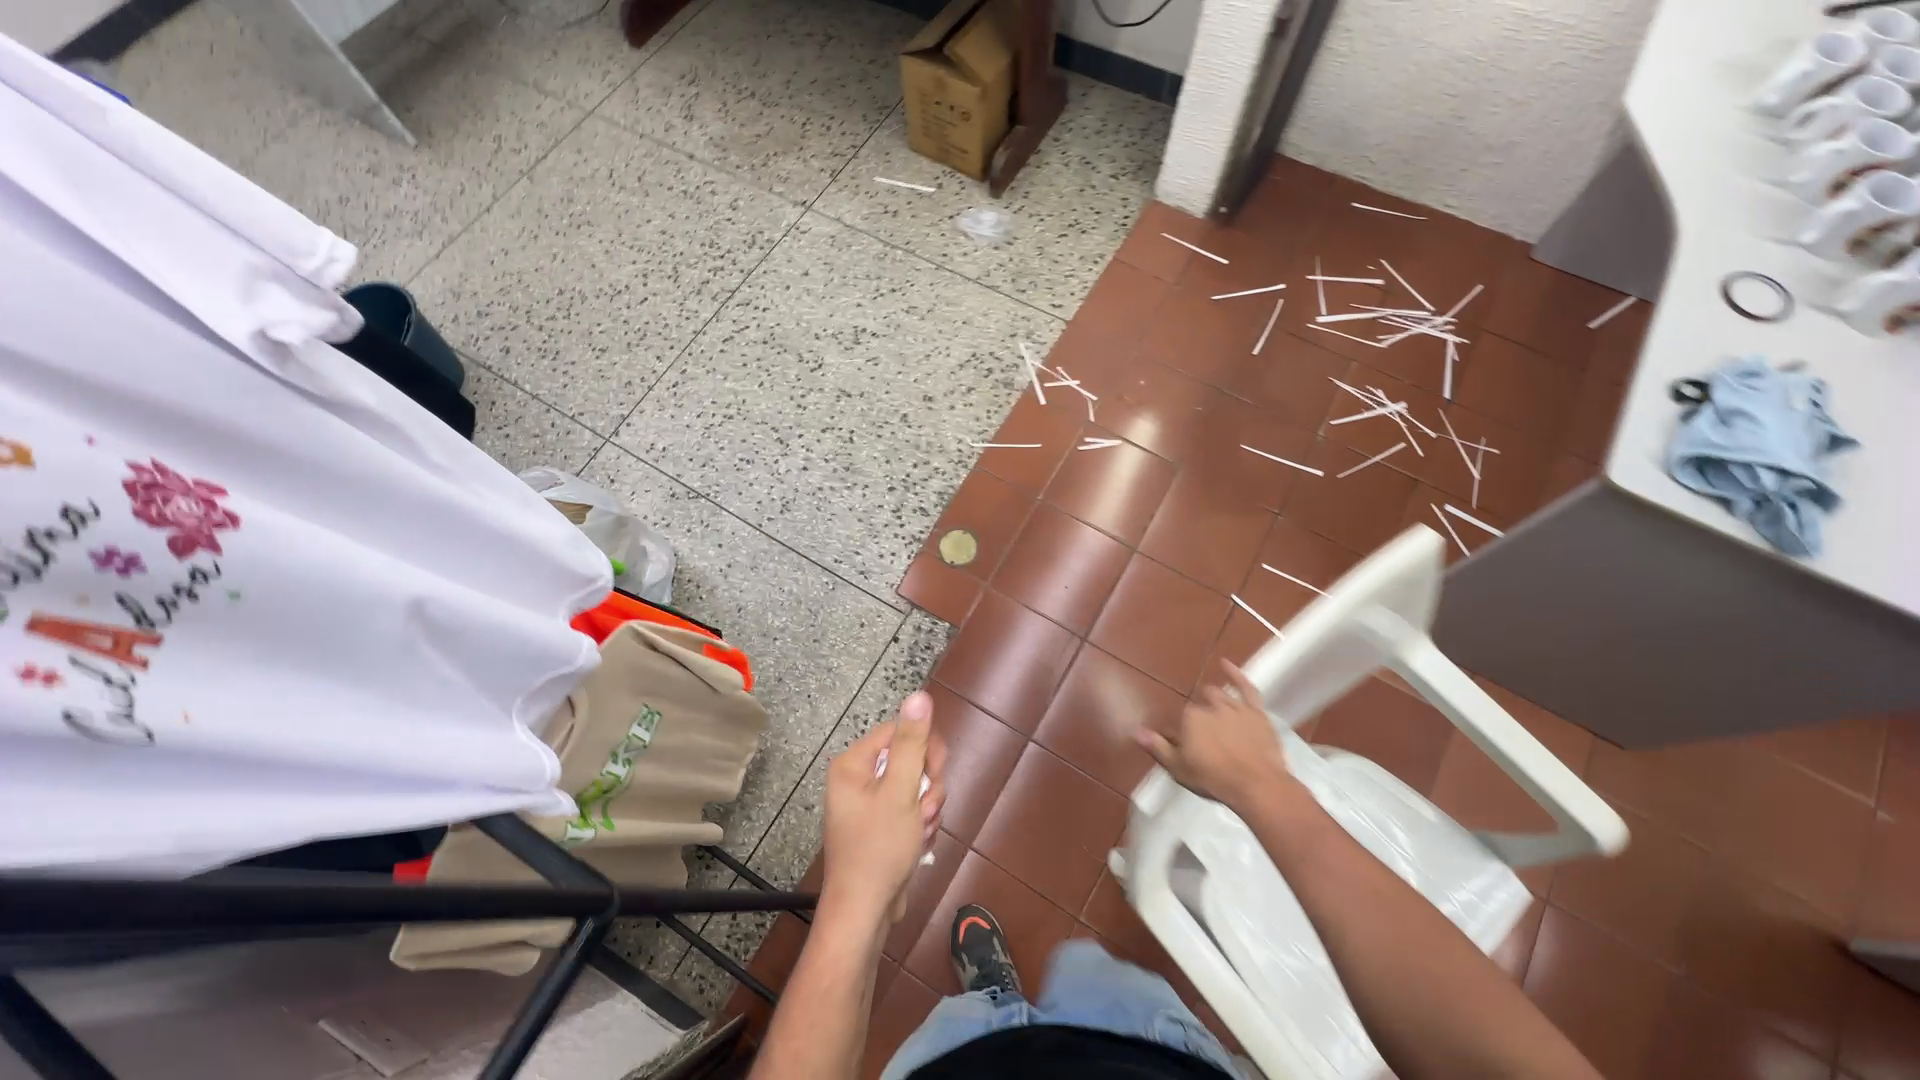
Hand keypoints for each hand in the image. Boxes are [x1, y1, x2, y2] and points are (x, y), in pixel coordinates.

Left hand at [821, 691, 946, 924]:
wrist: (865, 910)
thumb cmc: (879, 849)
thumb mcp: (900, 792)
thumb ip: (912, 744)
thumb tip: (919, 696)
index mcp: (854, 764)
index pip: (899, 732)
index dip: (923, 751)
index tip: (933, 775)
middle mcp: (857, 779)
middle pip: (909, 759)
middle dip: (927, 785)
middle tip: (925, 809)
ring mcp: (868, 804)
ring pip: (915, 787)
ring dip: (927, 808)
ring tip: (920, 832)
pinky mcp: (880, 825)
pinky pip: (910, 809)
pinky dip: (920, 825)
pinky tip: (918, 843)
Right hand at [1137, 660, 1296, 810]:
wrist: (1256, 784)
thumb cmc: (1213, 778)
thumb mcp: (1178, 768)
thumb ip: (1158, 747)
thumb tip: (1137, 732)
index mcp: (1189, 719)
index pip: (1180, 719)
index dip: (1182, 731)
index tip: (1184, 744)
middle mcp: (1209, 707)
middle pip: (1199, 704)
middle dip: (1197, 714)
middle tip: (1200, 731)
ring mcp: (1234, 707)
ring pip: (1218, 695)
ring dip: (1212, 698)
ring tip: (1210, 705)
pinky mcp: (1255, 711)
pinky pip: (1245, 687)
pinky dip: (1235, 674)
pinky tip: (1225, 663)